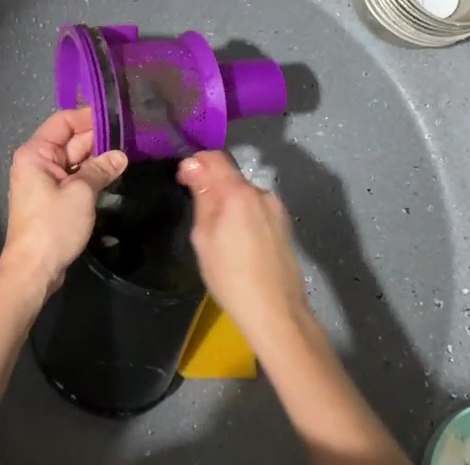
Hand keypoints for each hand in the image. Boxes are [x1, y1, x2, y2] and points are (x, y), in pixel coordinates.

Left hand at [0, 109, 128, 296]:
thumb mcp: (80, 194)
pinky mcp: (52, 199)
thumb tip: (121, 156)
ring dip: (97, 157)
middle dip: (98, 137)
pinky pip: (73, 177)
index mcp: (35, 152)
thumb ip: (100, 169)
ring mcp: (44, 181)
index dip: (89, 117)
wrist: (33, 270)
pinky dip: (91, 174)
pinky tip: (113, 173)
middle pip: (70, 140)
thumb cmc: (53, 225)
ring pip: (74, 160)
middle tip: (130, 134)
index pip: (63, 122)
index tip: (117, 115)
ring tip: (128, 151)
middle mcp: (37, 162)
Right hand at [178, 151, 309, 339]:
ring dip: (229, 203)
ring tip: (220, 234)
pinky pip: (257, 209)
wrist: (276, 312)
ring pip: (244, 194)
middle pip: (230, 176)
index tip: (184, 182)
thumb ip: (201, 196)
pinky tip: (240, 243)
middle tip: (199, 214)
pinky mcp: (285, 226)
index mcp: (238, 192)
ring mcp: (276, 209)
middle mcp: (261, 193)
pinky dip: (244, 215)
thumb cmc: (230, 276)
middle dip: (212, 186)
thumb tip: (193, 165)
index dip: (195, 163)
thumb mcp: (204, 237)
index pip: (214, 158)